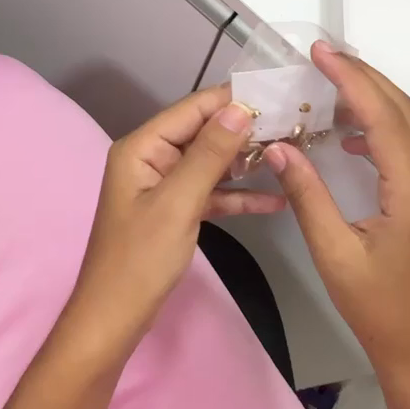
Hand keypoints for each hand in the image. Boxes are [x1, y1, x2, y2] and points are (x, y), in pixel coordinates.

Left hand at [67, 87, 280, 346]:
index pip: (192, 109)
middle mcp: (151, 159)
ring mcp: (164, 186)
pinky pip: (211, 194)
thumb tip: (240, 108)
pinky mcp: (176, 211)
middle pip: (203, 133)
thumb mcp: (178, 203)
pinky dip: (239, 196)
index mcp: (142, 148)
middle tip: (295, 124)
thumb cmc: (140, 258)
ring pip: (211, 163)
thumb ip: (209, 154)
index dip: (232, 99)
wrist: (115, 316)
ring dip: (246, 162)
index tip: (277, 92)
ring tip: (291, 153)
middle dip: (245, 129)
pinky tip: (275, 201)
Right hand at [264, 43, 409, 384]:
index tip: (322, 53)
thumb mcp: (334, 253)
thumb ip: (307, 196)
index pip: (383, 118)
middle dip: (365, 78)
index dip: (352, 80)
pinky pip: (409, 150)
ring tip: (332, 86)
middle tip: (324, 56)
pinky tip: (350, 136)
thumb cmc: (378, 308)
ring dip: (374, 100)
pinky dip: (381, 130)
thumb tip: (280, 147)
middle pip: (404, 113)